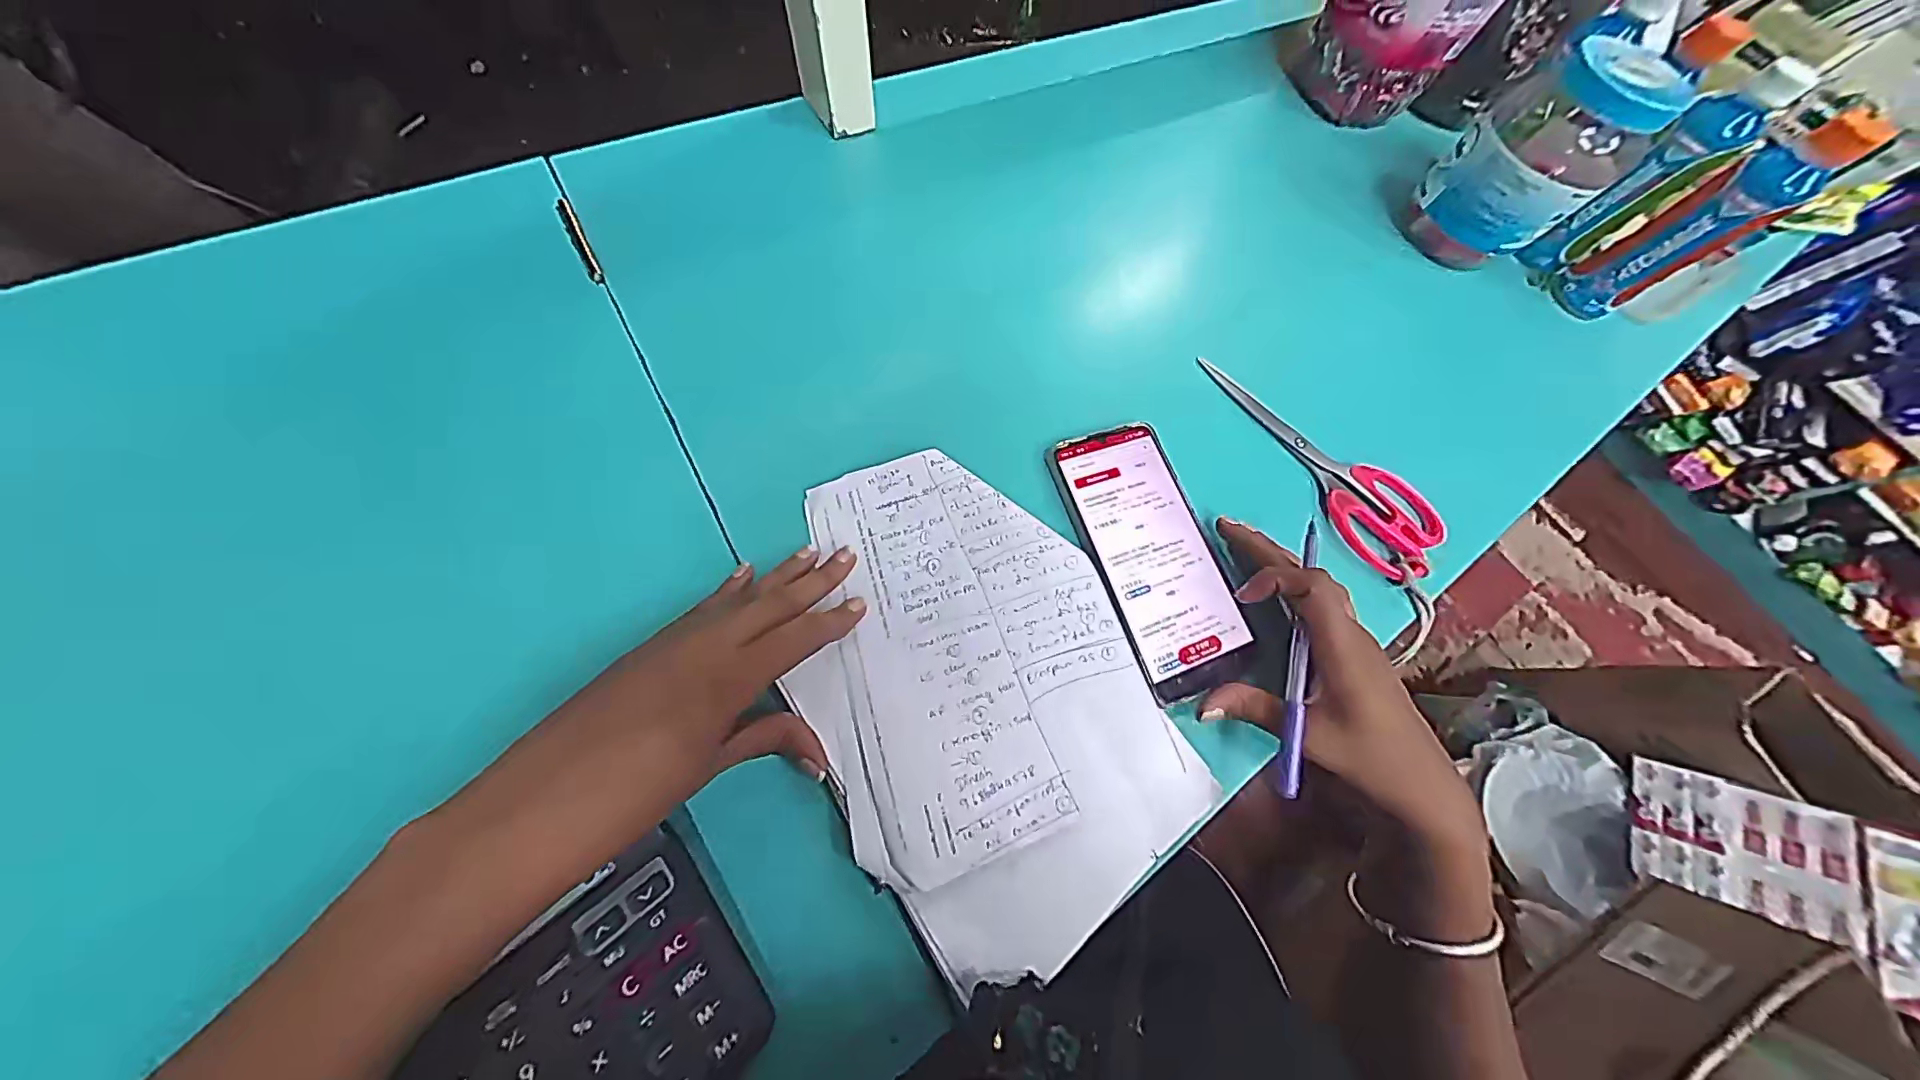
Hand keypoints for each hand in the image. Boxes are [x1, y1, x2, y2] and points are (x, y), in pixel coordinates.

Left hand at [443, 546, 864, 844]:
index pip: (792, 640)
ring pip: (737, 599)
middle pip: (770, 605)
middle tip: (843, 554)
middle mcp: (705, 646)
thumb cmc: (635, 791)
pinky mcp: (651, 646)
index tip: (857, 602)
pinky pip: (702, 609)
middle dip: (811, 581)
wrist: (541, 799)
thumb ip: (764, 741)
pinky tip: (741, 576)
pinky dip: (727, 592)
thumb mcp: (708, 766)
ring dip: (775, 577)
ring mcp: (674, 641)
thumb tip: (817, 755)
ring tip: (805, 552)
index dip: (828, 622)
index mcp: (727, 678)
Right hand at [1200, 520, 1481, 855]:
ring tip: (1243, 547)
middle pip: (1311, 576)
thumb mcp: (1309, 734)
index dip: (1275, 578)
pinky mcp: (1351, 652)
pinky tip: (1271, 594)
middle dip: (1268, 549)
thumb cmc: (1372, 757)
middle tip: (1228, 527)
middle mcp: (1350, 634)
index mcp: (1343, 645)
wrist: (1423, 783)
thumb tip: (1203, 703)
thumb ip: (1257, 710)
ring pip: (1317, 587)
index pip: (1312, 586)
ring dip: (1280, 564)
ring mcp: (1353, 641)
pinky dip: (1289, 587)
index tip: (1242, 595)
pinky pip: (1318, 604)